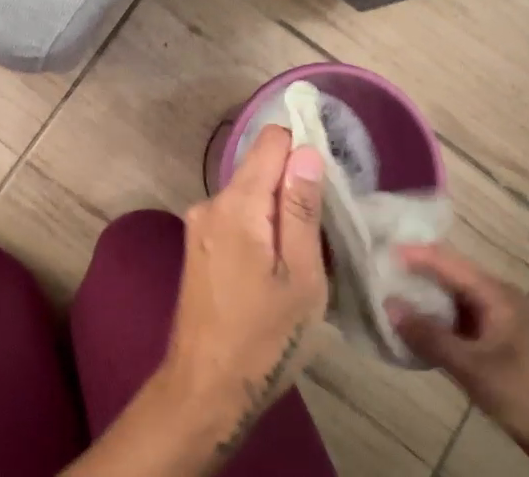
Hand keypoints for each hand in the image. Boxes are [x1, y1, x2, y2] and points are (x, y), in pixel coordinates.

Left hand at [160, 125, 328, 452]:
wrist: (206, 387)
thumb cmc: (265, 337)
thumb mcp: (301, 277)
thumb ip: (302, 210)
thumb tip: (306, 151)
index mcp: (236, 204)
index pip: (270, 142)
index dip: (303, 149)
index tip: (330, 181)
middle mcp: (210, 203)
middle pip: (260, 170)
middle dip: (295, 189)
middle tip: (326, 233)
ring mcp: (199, 227)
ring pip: (250, 198)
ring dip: (279, 216)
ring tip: (306, 259)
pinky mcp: (198, 248)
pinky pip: (237, 220)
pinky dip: (261, 232)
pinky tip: (278, 270)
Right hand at [387, 246, 528, 476]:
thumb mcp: (474, 368)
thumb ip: (429, 336)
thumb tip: (387, 304)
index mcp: (496, 294)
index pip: (445, 260)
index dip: (410, 252)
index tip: (372, 247)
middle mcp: (496, 300)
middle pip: (447, 277)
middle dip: (410, 275)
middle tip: (370, 273)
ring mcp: (498, 324)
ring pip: (450, 302)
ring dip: (421, 301)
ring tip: (381, 299)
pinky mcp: (497, 347)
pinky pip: (457, 324)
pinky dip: (434, 325)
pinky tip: (411, 333)